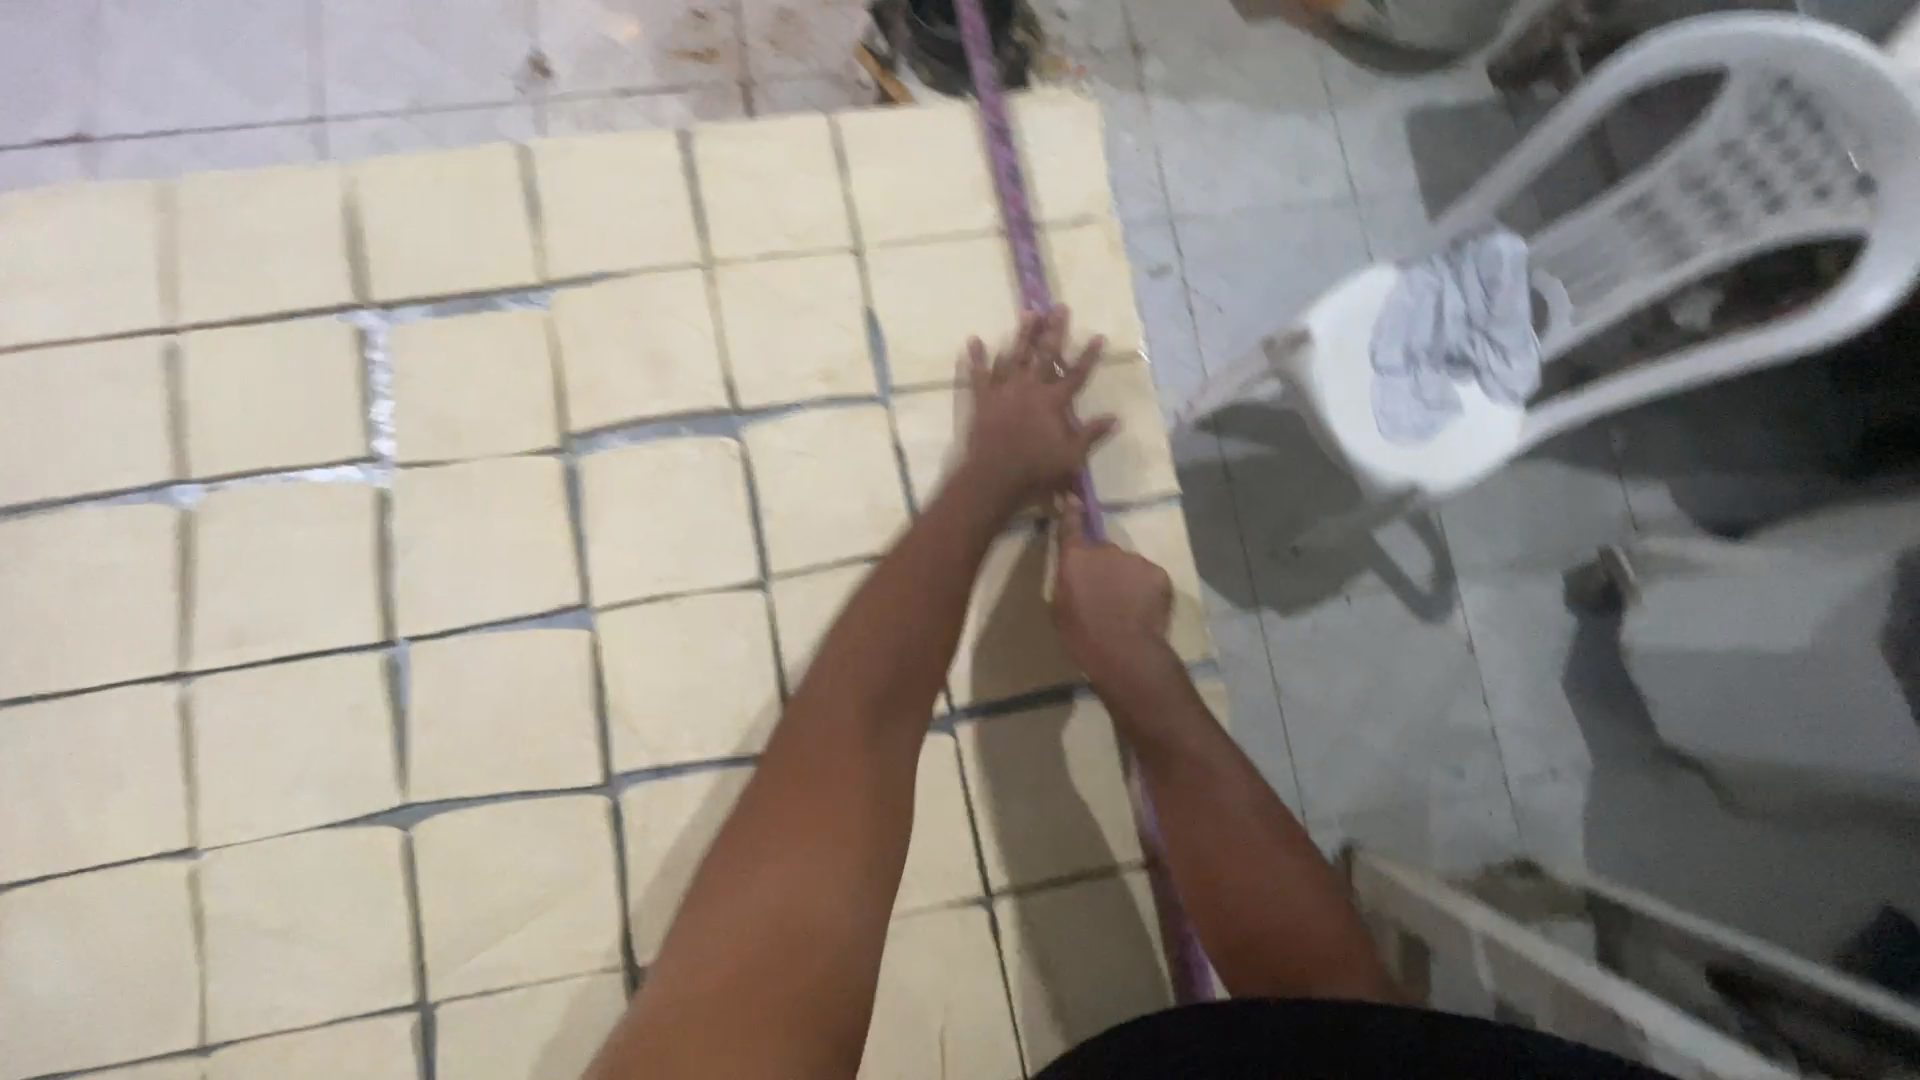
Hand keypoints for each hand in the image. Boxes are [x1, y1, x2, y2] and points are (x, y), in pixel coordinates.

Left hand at [958, 306, 1116, 516]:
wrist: (993, 477)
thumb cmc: (1035, 470)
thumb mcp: (1071, 457)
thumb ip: (1091, 435)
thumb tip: (1115, 418)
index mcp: (1054, 401)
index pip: (1077, 373)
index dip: (1089, 355)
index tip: (1098, 336)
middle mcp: (1030, 388)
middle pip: (1045, 354)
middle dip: (1054, 330)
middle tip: (1059, 307)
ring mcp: (1004, 390)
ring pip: (1014, 356)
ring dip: (1021, 334)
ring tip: (1028, 313)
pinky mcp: (982, 399)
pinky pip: (978, 374)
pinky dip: (976, 357)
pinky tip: (973, 340)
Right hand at [1051, 495, 1175, 689]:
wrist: (1124, 651)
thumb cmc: (1081, 635)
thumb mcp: (1059, 608)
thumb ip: (1067, 582)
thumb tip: (1075, 575)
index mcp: (1076, 558)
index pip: (1071, 526)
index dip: (1072, 512)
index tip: (1074, 498)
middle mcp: (1106, 549)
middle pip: (1103, 551)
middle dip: (1103, 567)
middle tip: (1103, 594)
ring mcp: (1135, 559)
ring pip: (1128, 565)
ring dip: (1125, 579)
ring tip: (1125, 608)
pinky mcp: (1159, 573)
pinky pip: (1148, 577)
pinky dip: (1145, 589)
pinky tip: (1143, 611)